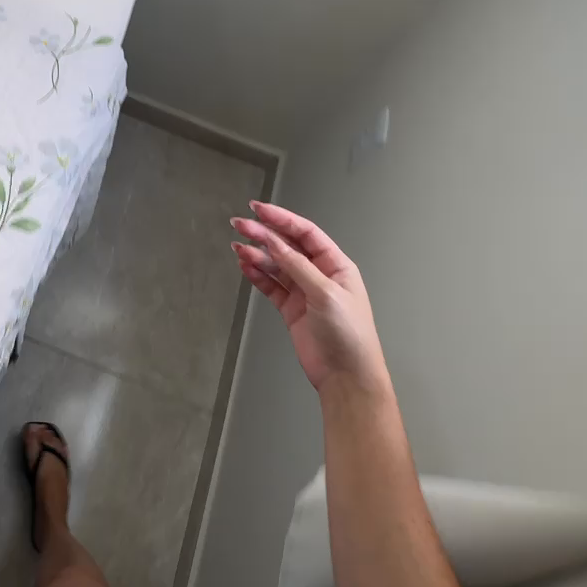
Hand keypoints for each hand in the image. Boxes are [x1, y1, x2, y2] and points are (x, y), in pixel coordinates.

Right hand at [231, 202, 388, 395]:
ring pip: (276, 265)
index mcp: (336, 265)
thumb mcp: (325, 293)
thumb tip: (275, 243)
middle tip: (239, 224)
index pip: (305, 233)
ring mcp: (304, 292)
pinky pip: (271, 286)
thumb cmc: (349, 334)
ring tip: (237, 246)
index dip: (281, 219)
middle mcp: (319, 274)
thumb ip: (298, 267)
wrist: (346, 376)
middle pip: (287, 247)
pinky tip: (245, 265)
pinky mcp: (291, 309)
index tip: (258, 210)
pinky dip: (257, 275)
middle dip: (263, 234)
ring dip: (257, 254)